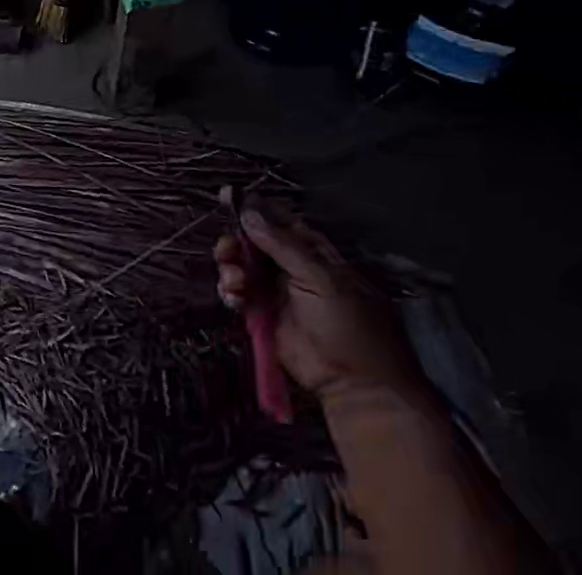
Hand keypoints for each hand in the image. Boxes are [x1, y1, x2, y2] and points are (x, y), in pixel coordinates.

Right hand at [214, 199, 421, 405]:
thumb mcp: (321, 279)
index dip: (256, 209)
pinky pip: (236, 293)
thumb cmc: (350, 326)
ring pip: (241, 266)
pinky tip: (235, 298)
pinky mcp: (262, 314)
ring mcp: (276, 292)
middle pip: (253, 243)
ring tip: (236, 282)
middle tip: (227, 249)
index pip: (280, 222)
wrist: (354, 383)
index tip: (229, 198)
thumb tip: (250, 215)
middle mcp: (292, 268)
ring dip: (231, 268)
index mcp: (314, 253)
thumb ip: (282, 246)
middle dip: (236, 243)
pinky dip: (230, 292)